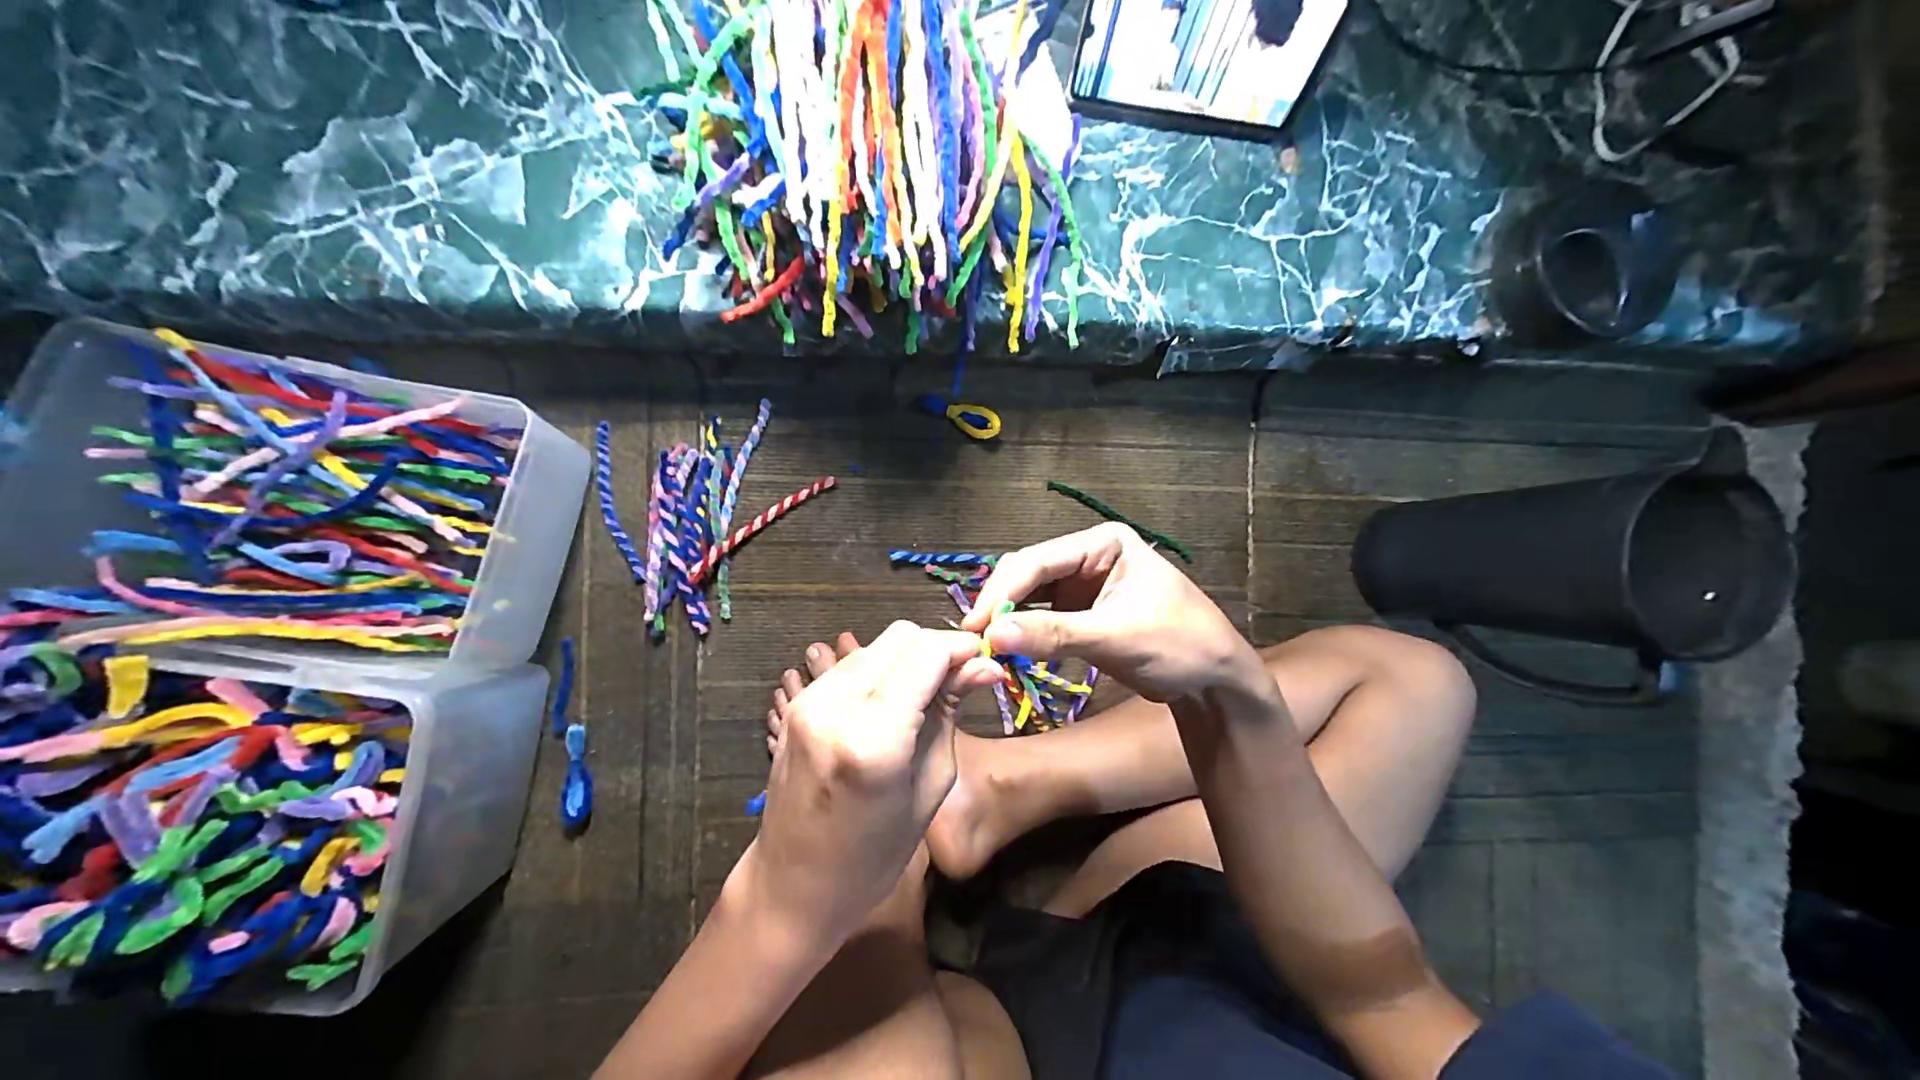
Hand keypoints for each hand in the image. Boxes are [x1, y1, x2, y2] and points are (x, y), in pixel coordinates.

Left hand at [749, 620, 1001, 941]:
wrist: (792, 884)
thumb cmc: (874, 856)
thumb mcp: (930, 785)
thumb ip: (950, 712)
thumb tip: (984, 666)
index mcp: (874, 739)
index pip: (925, 654)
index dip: (960, 649)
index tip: (981, 662)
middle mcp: (834, 706)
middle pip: (899, 638)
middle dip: (936, 648)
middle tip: (959, 677)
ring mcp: (808, 701)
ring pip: (874, 646)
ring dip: (908, 657)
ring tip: (928, 691)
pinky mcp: (798, 704)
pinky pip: (849, 666)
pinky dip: (881, 670)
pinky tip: (894, 700)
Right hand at [963, 522, 1267, 703]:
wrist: (1214, 681)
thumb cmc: (1180, 645)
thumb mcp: (1117, 636)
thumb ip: (1055, 634)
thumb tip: (993, 636)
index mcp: (1103, 543)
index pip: (1039, 560)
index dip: (1003, 592)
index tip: (976, 626)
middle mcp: (1087, 556)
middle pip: (1028, 574)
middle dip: (1001, 605)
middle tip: (974, 639)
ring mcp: (1081, 585)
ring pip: (1028, 596)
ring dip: (1007, 620)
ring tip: (984, 646)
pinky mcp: (1078, 612)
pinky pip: (1039, 618)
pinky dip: (1022, 633)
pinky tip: (1005, 649)